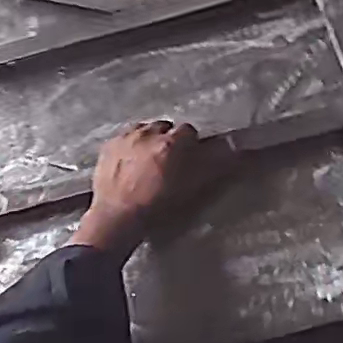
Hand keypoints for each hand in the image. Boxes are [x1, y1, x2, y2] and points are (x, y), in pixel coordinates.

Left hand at [68, 121, 212, 254]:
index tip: (187, 156)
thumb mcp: (191, 188)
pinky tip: (128, 162)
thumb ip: (212, 164)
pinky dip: (129, 145)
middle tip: (165, 159)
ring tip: (146, 160)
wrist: (117, 216)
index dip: (189, 144)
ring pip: (143, 129)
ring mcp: (125, 137)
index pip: (188, 131)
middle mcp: (148, 133)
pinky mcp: (108, 145)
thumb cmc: (157, 206)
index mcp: (172, 143)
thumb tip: (233, 148)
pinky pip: (124, 137)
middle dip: (167, 139)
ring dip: (147, 139)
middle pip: (164, 126)